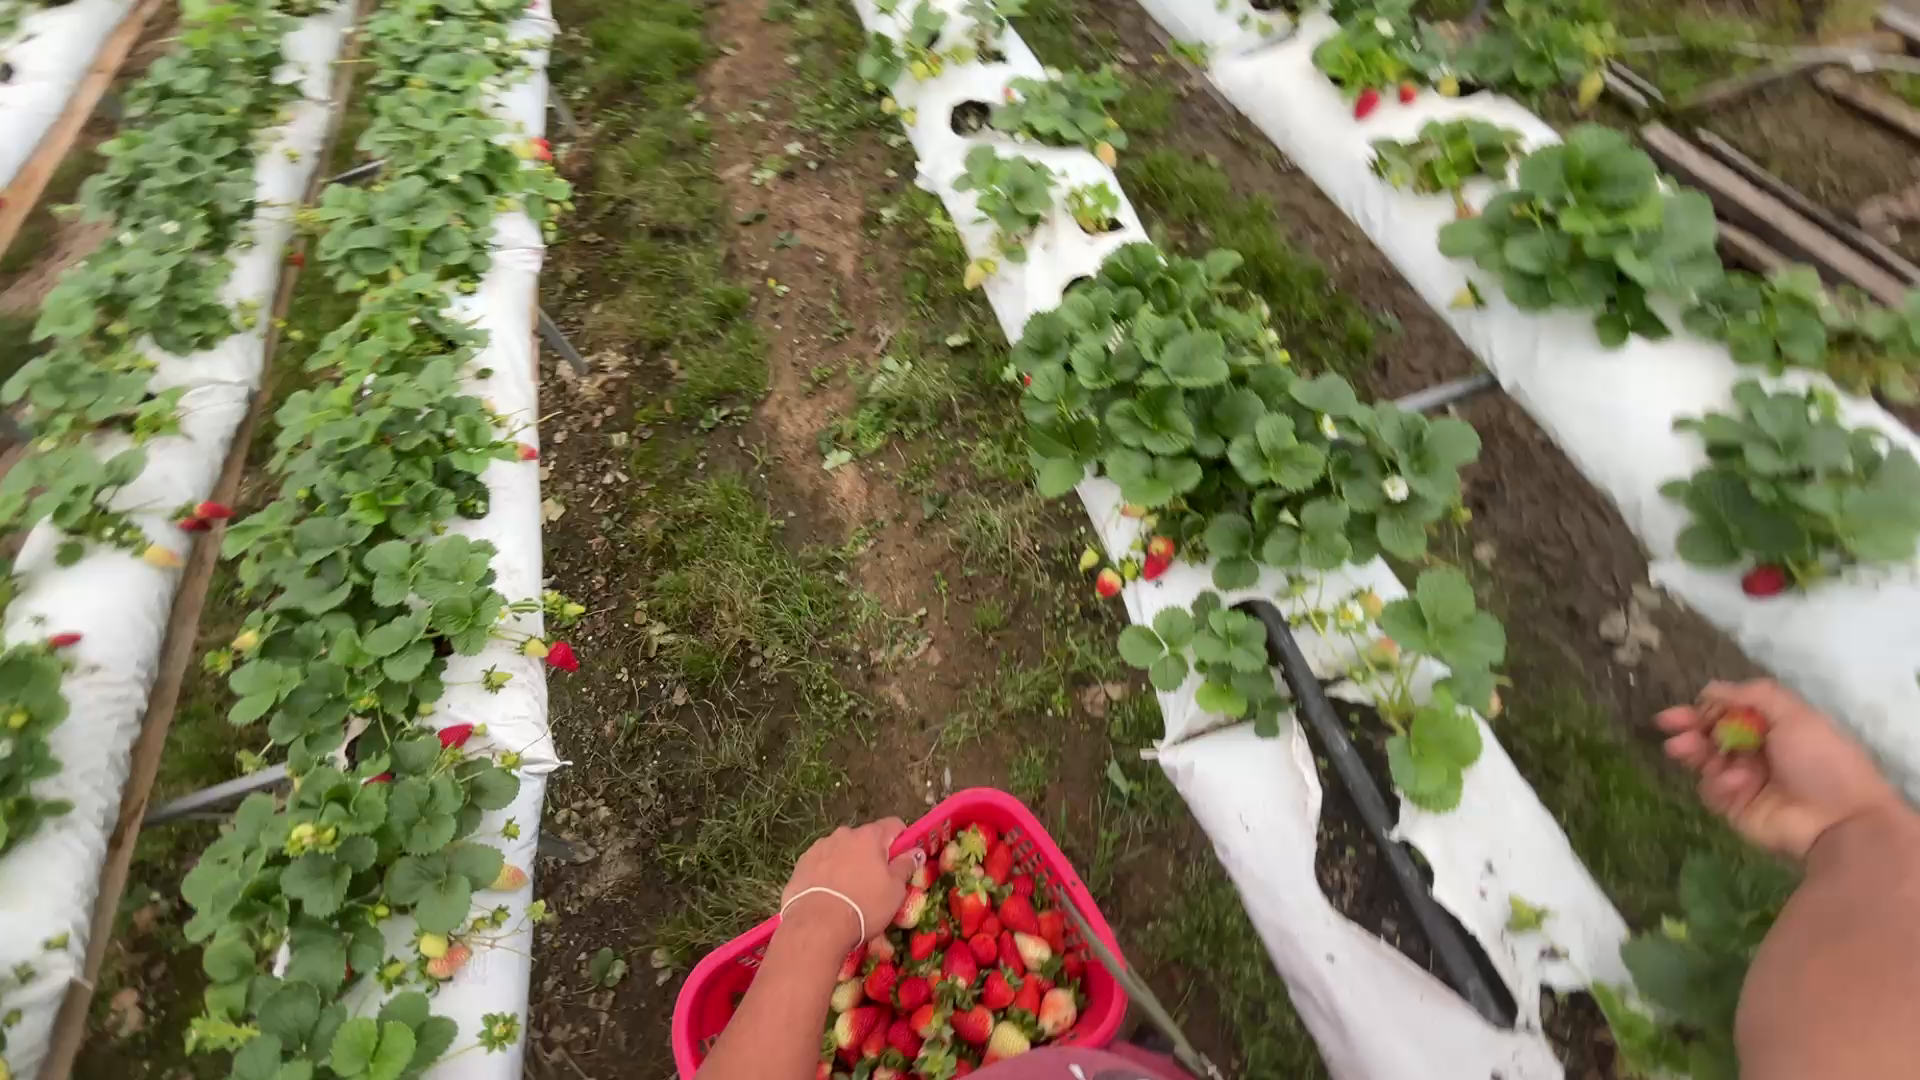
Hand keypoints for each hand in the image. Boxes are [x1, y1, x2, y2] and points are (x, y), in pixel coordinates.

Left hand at [779, 818, 919, 951]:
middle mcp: (844, 834)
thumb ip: (905, 866)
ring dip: (849, 862)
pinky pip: (822, 862)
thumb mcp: (894, 891)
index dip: (901, 841)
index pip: (894, 825)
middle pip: (866, 838)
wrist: (816, 926)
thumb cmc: (863, 906)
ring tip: (848, 892)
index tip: (901, 861)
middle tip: (875, 882)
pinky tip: (828, 895)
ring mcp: (820, 846)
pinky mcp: (802, 863)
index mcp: (870, 836)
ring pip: (842, 850)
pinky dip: (828, 873)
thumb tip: (915, 852)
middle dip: (872, 854)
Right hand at [1657, 680, 1904, 859]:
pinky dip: (1719, 783)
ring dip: (1692, 750)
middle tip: (1667, 724)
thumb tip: (1710, 689)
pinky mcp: (1733, 804)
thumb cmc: (1823, 764)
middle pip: (1710, 735)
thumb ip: (1755, 696)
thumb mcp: (1798, 718)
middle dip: (1687, 727)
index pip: (1728, 715)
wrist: (1841, 822)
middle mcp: (1757, 753)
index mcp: (1775, 732)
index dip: (1705, 709)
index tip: (1687, 709)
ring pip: (1703, 759)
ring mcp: (1743, 780)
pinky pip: (1711, 788)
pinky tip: (1737, 783)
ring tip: (1680, 749)